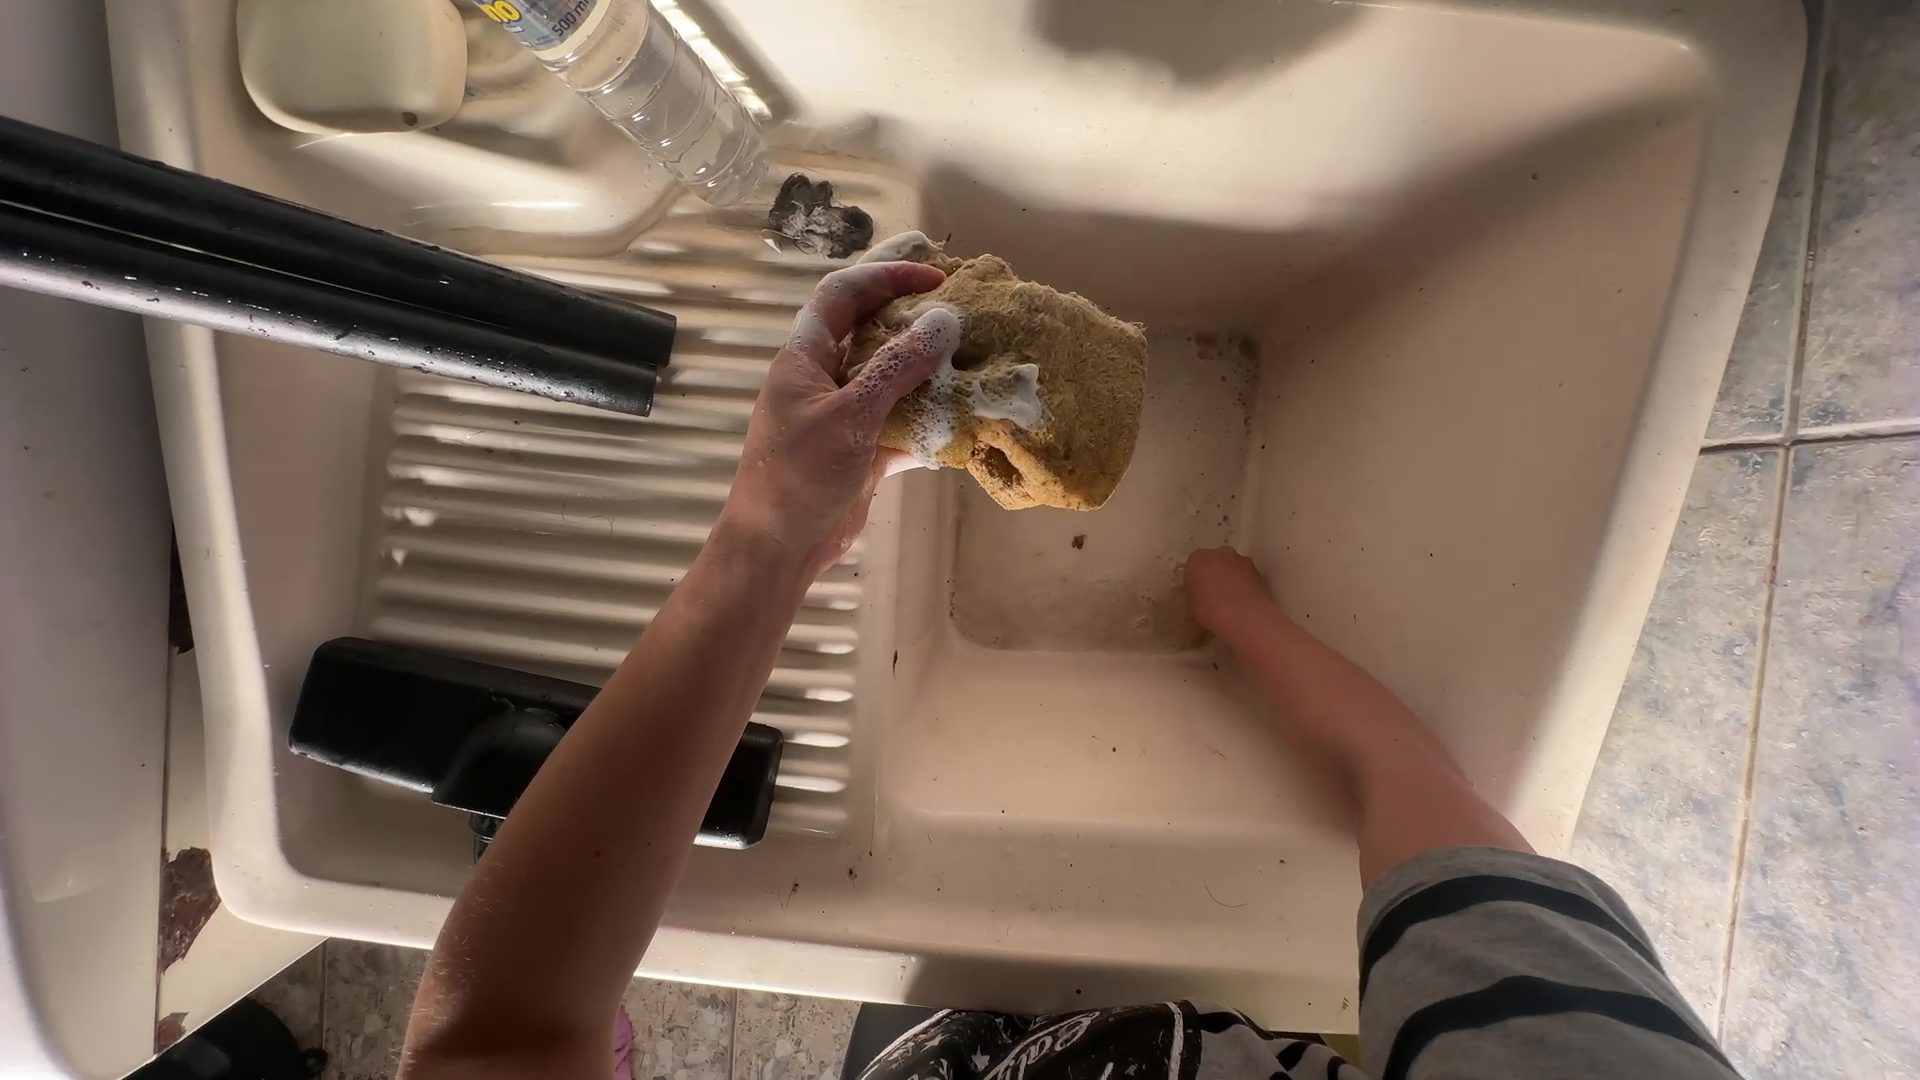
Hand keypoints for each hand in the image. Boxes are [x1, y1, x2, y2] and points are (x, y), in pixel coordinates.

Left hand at [720, 259, 959, 577]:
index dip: (887, 275)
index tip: (936, 277)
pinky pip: (900, 425)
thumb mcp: (850, 415)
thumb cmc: (800, 474)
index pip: (844, 295)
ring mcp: (844, 417)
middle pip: (873, 333)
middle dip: (915, 320)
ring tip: (973, 362)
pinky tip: (960, 422)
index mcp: (806, 358)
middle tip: (964, 313)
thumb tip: (943, 321)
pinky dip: (927, 423)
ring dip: (928, 373)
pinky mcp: (861, 452)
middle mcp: (825, 380)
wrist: (780, 546)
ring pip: (891, 381)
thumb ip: (896, 368)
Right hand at [1184, 546, 1277, 634]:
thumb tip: (1201, 593)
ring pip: (1233, 567)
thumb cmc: (1209, 609)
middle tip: (1213, 592)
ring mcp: (1242, 560)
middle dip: (1214, 572)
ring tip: (1231, 598)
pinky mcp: (1259, 572)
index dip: (1195, 578)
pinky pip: (1246, 576)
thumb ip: (1195, 592)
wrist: (1243, 616)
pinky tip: (1243, 601)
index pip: (1193, 564)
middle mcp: (1220, 553)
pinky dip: (1245, 584)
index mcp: (1198, 558)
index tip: (1197, 591)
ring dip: (1231, 577)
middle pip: (1215, 561)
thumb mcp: (1191, 604)